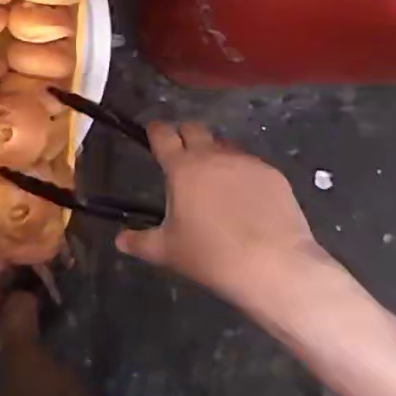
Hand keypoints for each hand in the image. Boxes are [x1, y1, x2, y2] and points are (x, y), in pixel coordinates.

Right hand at [116, 121, 335, 304]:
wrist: (275, 267)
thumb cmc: (213, 257)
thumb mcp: (169, 252)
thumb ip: (141, 242)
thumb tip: (120, 241)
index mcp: (182, 168)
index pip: (162, 133)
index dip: (156, 131)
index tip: (154, 137)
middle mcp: (212, 155)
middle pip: (194, 128)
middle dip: (185, 136)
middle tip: (184, 160)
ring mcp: (245, 161)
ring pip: (223, 145)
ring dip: (215, 155)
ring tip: (217, 184)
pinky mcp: (271, 173)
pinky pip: (250, 164)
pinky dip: (243, 174)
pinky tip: (247, 201)